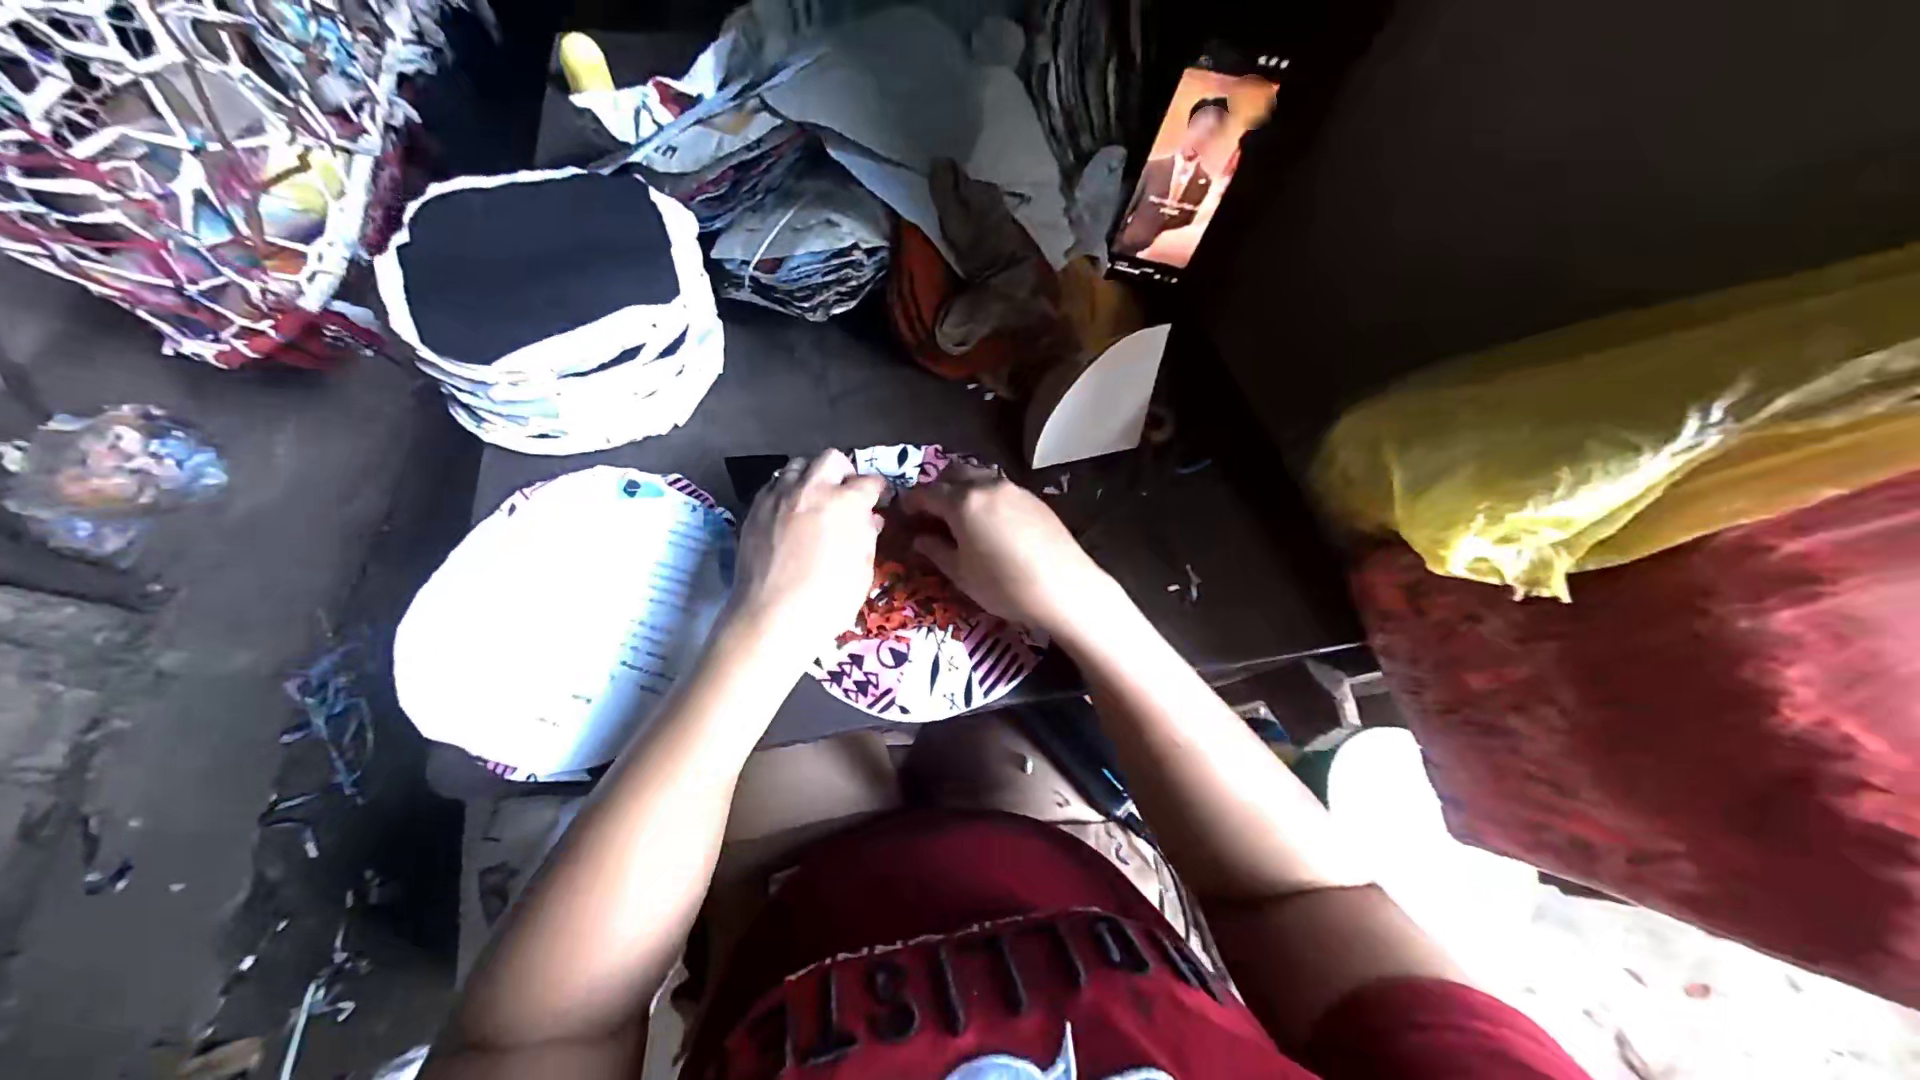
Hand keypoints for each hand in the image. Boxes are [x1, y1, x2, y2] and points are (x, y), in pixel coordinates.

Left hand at [722, 450, 887, 659]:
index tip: (878, 499)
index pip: (869, 482)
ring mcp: (779, 497)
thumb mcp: (862, 570)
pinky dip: (787, 491)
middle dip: (844, 472)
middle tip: (845, 494)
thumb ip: (867, 537)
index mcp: (845, 502)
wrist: (772, 617)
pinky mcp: (755, 509)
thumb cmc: (828, 600)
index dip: (878, 490)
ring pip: (798, 466)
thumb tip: (870, 519)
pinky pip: (774, 486)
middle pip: (831, 459)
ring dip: (812, 477)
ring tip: (814, 499)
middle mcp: (812, 489)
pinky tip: (790, 512)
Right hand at [900, 463, 1118, 637]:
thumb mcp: (962, 574)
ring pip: (979, 476)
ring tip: (960, 516)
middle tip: (932, 513)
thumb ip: (937, 550)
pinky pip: (1000, 487)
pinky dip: (985, 495)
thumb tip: (921, 538)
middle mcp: (986, 486)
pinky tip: (989, 522)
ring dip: (963, 488)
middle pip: (953, 473)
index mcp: (962, 502)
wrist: (1065, 588)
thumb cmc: (1004, 585)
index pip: (926, 492)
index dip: (911, 501)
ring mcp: (1013, 489)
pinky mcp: (1034, 499)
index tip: (905, 513)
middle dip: (937, 487)